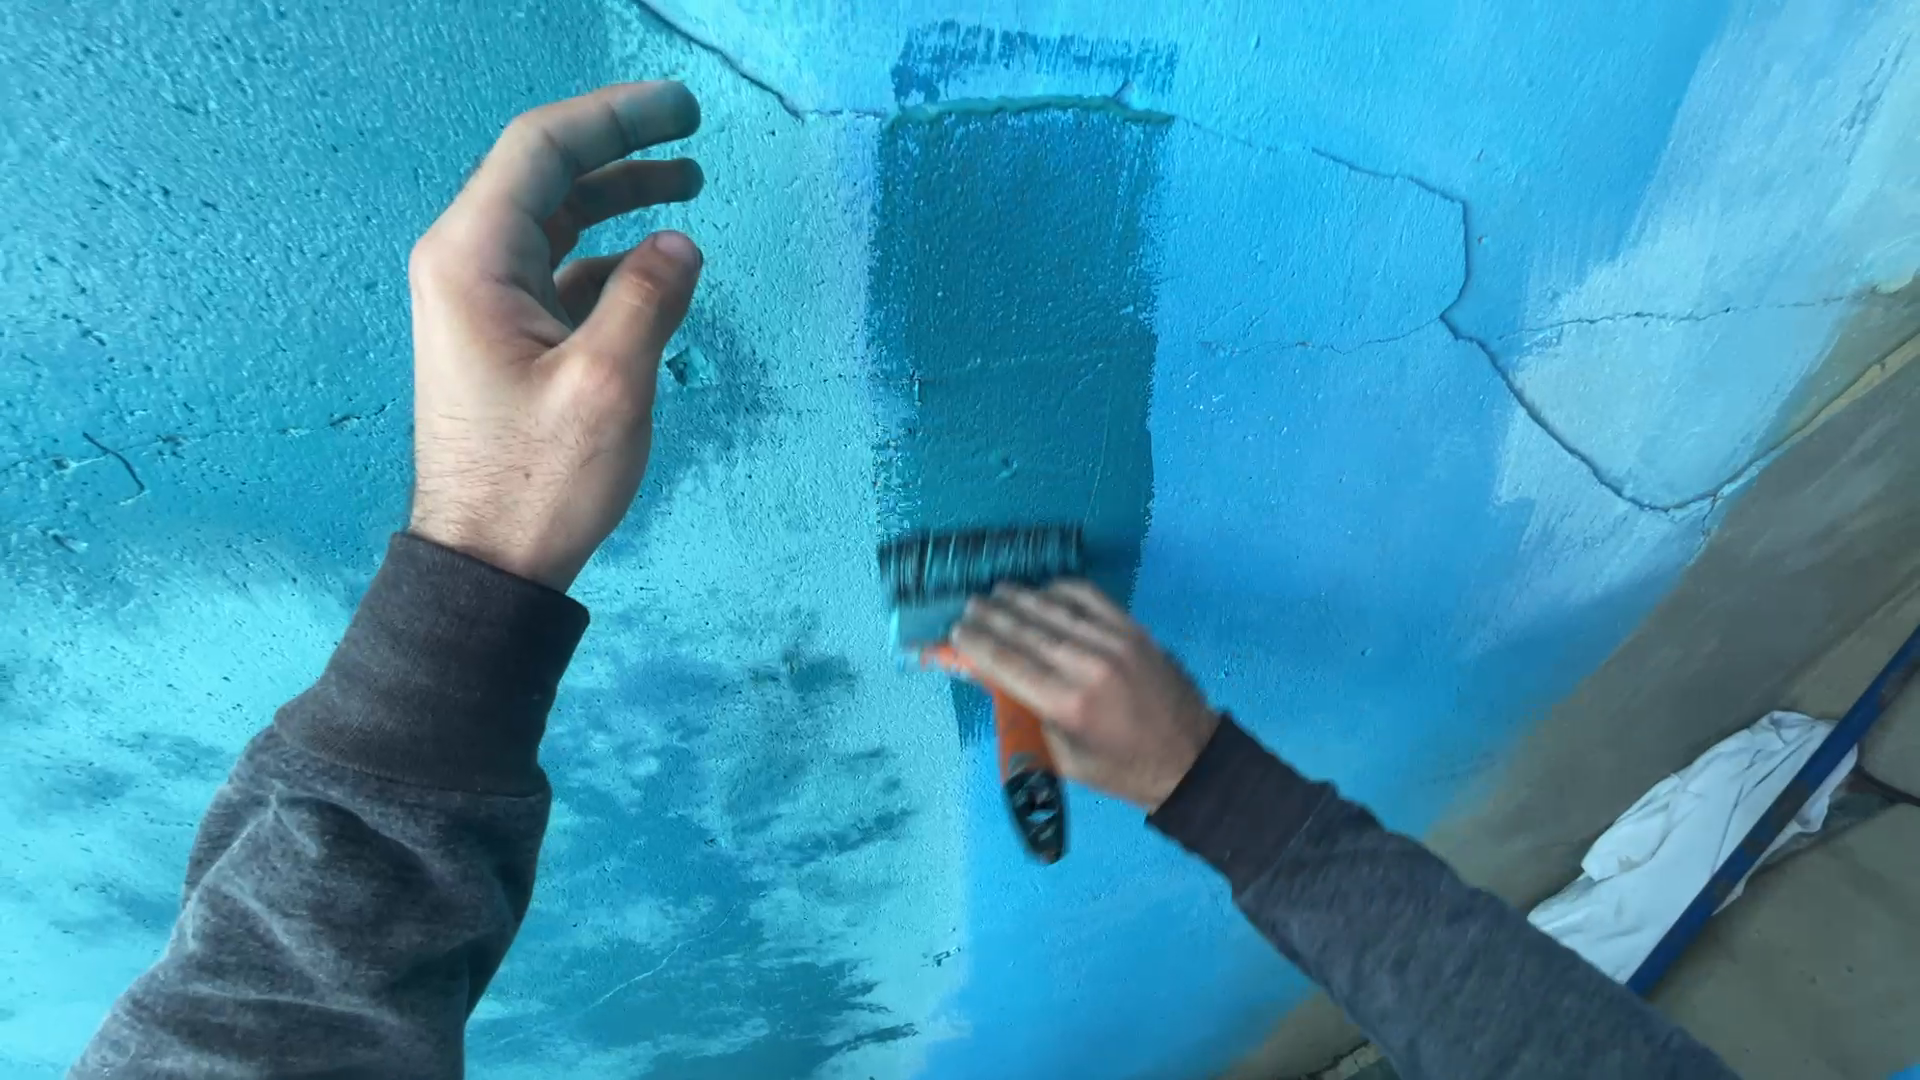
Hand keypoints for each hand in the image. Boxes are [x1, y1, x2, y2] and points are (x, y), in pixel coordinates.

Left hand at [406, 82, 705, 589]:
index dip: (617, 118)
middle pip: (549, 181)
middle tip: (694, 139)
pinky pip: (566, 278)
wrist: (492, 558)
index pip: (544, 151)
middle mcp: (470, 268)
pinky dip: (614, 264)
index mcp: (475, 260)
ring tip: (687, 189)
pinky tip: (657, 272)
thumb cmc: (543, 477)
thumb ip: (650, 300)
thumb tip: (681, 245)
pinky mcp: (512, 342)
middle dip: (624, 154)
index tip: (684, 108)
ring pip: (560, 229)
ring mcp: (489, 306)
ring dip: (621, 206)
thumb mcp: (610, 384)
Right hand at [951, 581, 1220, 810]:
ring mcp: (1114, 641)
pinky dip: (1059, 590)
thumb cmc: (1118, 769)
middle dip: (991, 616)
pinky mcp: (1133, 628)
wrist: (1191, 758)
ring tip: (994, 593)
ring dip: (1019, 598)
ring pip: (1053, 609)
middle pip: (1025, 630)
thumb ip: (1022, 712)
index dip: (977, 643)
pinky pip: (1088, 597)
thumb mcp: (1061, 756)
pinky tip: (1041, 590)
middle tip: (968, 607)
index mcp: (1068, 705)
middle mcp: (1088, 666)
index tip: (956, 631)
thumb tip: (982, 673)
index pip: (1008, 663)